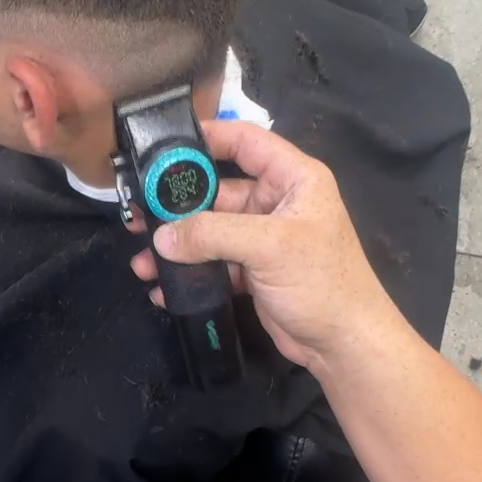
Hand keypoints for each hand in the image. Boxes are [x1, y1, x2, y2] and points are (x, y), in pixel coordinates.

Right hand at [130, 120, 400, 369]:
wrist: (342, 343)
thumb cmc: (320, 282)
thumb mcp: (268, 247)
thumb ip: (212, 234)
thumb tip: (161, 238)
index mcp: (293, 179)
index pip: (246, 142)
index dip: (207, 138)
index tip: (163, 146)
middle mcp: (276, 202)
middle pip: (217, 192)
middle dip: (177, 206)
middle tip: (139, 217)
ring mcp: (262, 239)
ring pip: (209, 232)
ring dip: (177, 247)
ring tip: (143, 263)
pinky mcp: (252, 271)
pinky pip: (213, 263)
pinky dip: (189, 274)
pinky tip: (163, 288)